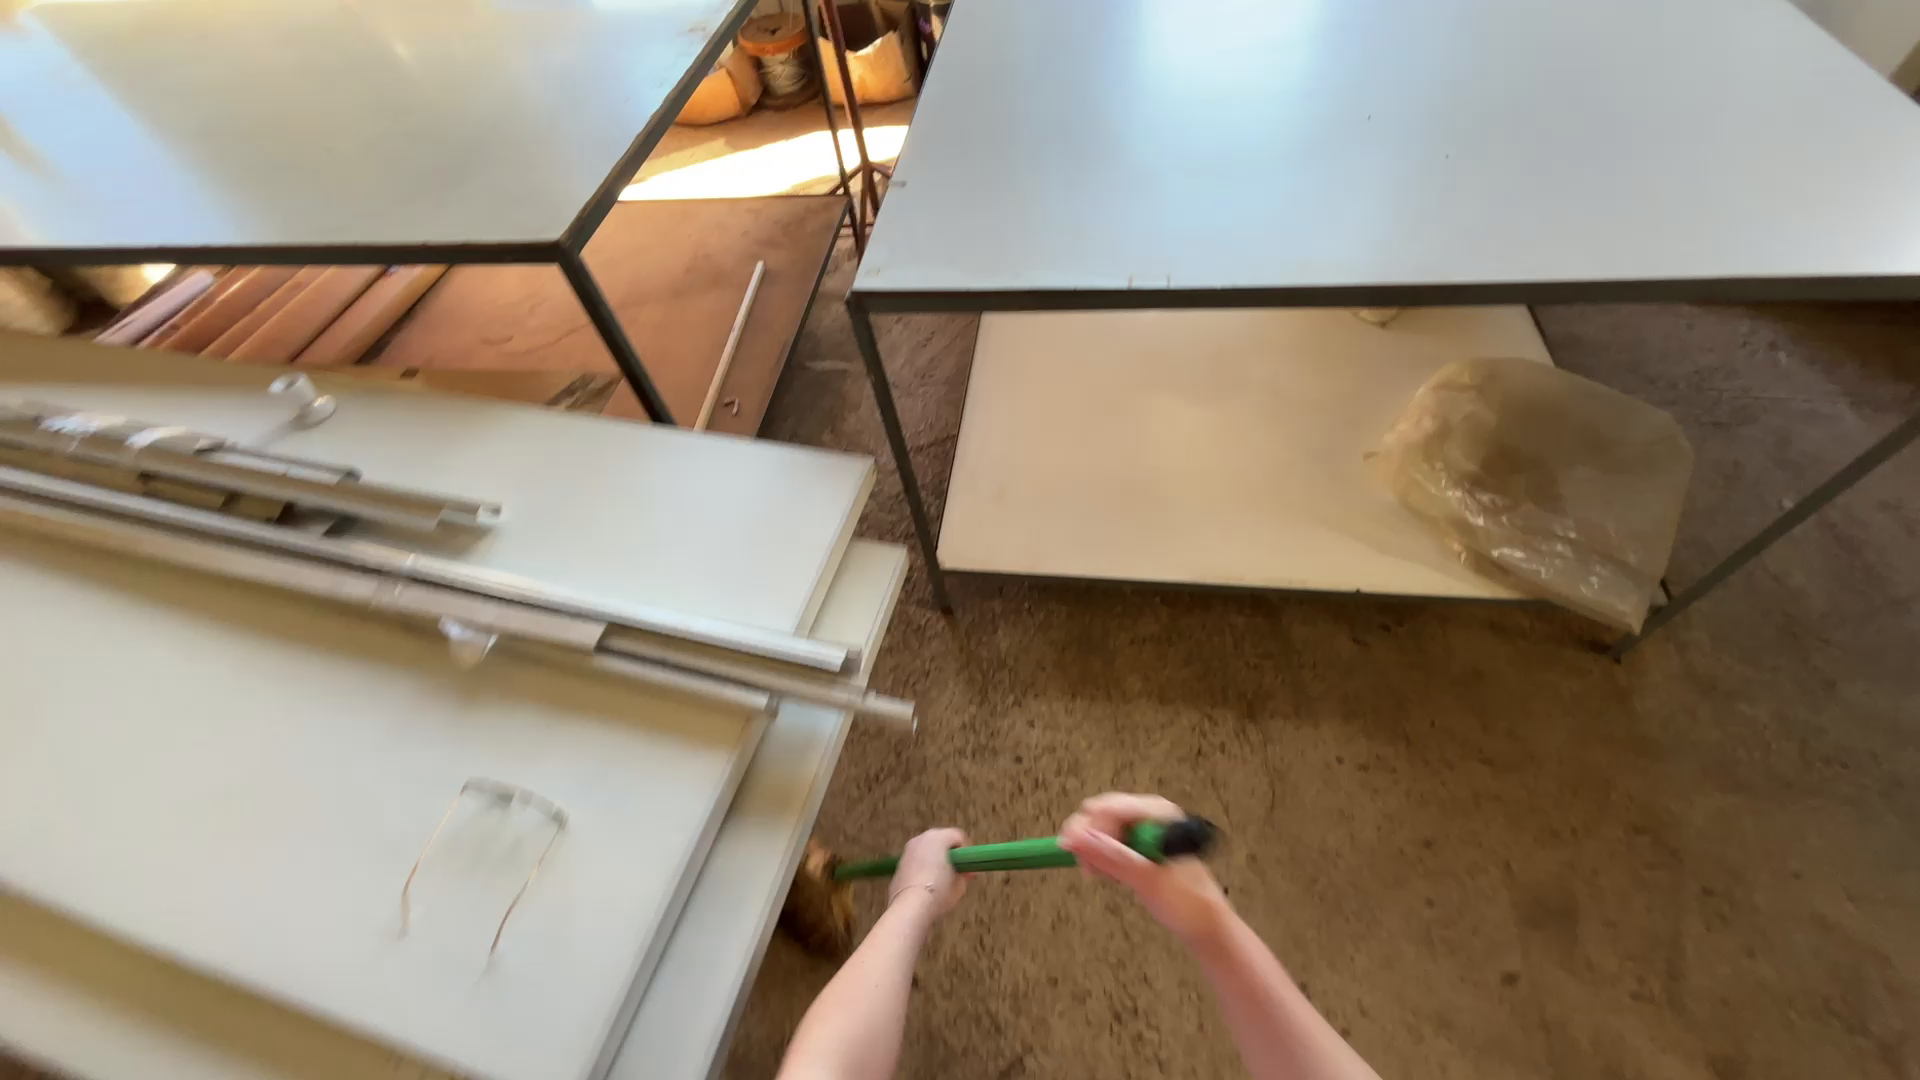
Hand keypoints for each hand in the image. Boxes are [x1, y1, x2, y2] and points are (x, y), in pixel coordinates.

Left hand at [887, 827, 968, 922]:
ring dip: (935, 858)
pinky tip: (926, 882)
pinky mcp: (899, 862)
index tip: (968, 867)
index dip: (966, 851)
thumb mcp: (959, 885)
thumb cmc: (939, 892)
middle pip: (941, 840)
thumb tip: (966, 873)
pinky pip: (917, 859)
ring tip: (940, 878)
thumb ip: (964, 874)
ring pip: (927, 849)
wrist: (910, 907)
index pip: (958, 836)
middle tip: (956, 871)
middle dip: (950, 853)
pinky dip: (923, 866)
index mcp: (939, 837)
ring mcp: (908, 849)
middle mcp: (922, 837)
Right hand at [1059, 793, 1228, 947]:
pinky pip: (1109, 840)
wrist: (1207, 927)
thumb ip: (1111, 856)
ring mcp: (1144, 828)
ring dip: (1093, 849)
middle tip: (1086, 868)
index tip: (1069, 848)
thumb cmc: (1186, 902)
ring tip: (1095, 874)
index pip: (1110, 807)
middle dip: (1088, 837)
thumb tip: (1074, 838)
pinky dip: (1102, 856)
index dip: (1086, 825)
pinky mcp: (1140, 843)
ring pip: (1102, 827)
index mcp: (1158, 813)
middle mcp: (1149, 813)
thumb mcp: (1146, 879)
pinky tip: (1106, 874)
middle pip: (1103, 812)